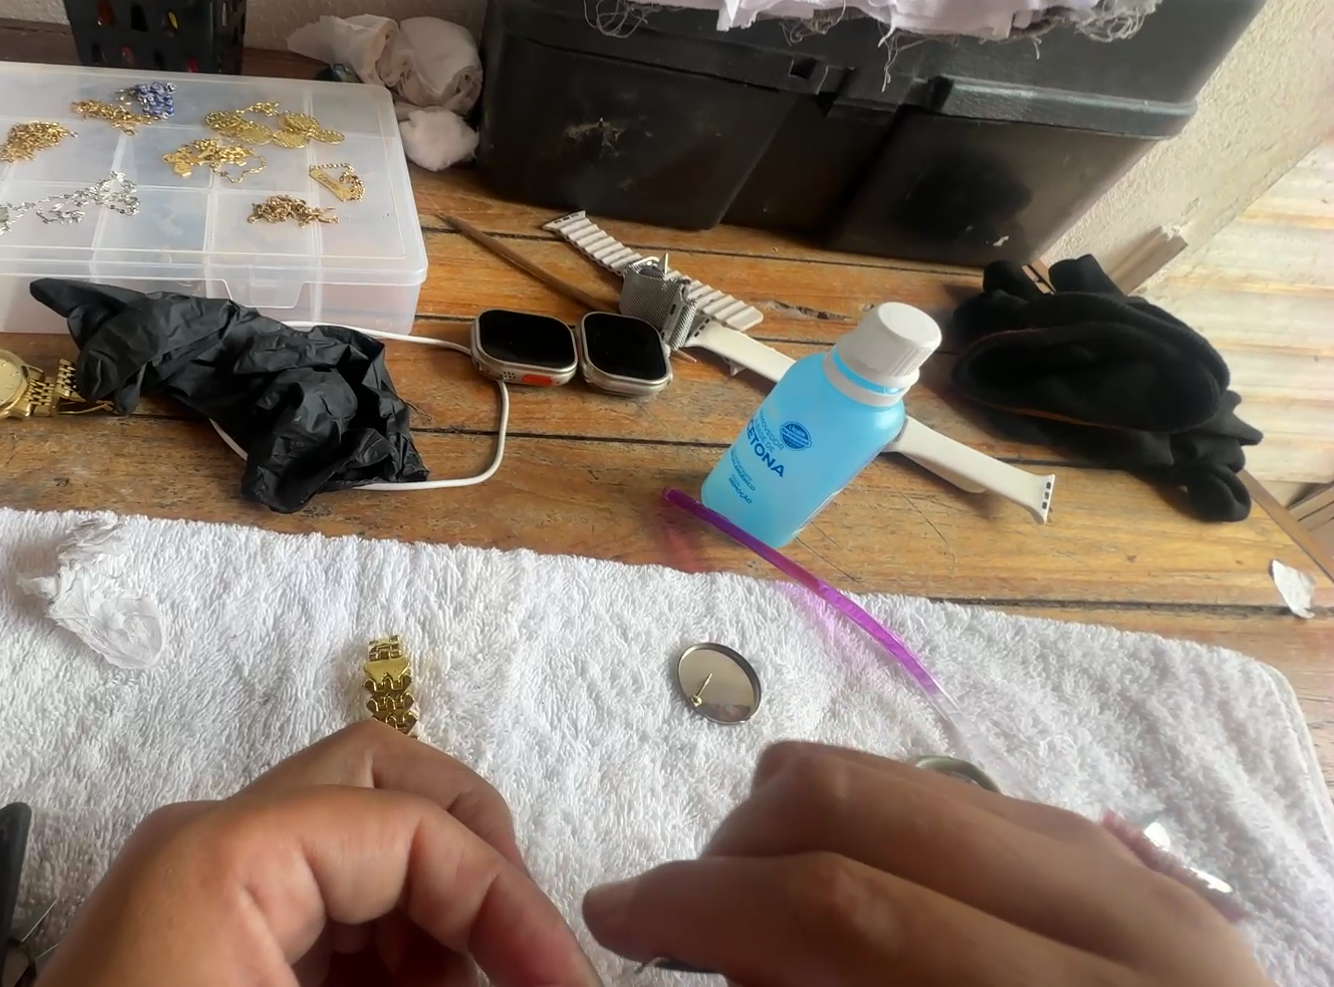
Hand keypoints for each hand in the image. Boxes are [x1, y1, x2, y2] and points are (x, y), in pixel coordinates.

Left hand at [38, 721, 599, 986]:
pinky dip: (387, 937)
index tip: (570, 984)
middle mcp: (210, 835)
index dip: (508, 897)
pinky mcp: (207, 926)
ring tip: (474, 983)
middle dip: (467, 847)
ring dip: (431, 897)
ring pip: (354, 829)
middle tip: (524, 941)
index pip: (408, 822)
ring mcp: (203, 875)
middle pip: (375, 775)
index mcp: (223, 850)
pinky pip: (322, 894)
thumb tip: (565, 984)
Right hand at [582, 742, 1268, 985]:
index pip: (844, 910)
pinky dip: (840, 833)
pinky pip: (907, 788)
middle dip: (726, 854)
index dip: (699, 905)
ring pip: (863, 771)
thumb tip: (708, 951)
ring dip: (774, 832)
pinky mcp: (1089, 838)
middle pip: (835, 799)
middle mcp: (1111, 905)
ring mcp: (1107, 854)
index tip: (612, 915)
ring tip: (773, 913)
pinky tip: (851, 906)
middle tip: (699, 924)